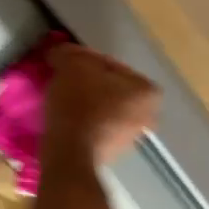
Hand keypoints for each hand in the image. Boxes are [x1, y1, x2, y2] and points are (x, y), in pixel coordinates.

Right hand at [41, 45, 158, 165]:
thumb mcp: (72, 67)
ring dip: (84, 104)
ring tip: (60, 102)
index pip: (109, 65)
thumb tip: (59, 52)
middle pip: (109, 89)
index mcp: (148, 89)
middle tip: (61, 83)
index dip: (81, 61)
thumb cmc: (79, 106)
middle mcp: (149, 114)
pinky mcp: (110, 154)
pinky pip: (94, 129)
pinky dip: (81, 123)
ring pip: (102, 110)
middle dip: (87, 85)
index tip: (61, 64)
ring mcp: (131, 138)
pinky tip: (64, 121)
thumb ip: (68, 54)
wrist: (69, 156)